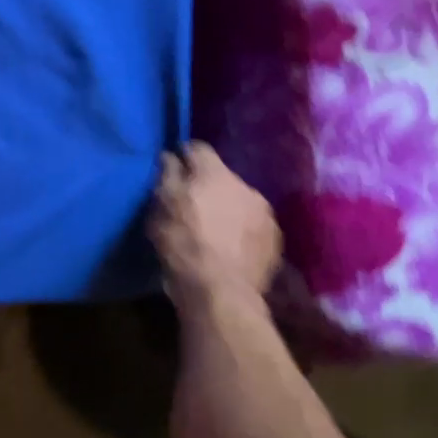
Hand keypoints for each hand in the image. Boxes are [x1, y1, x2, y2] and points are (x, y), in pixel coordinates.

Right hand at [149, 141, 281, 310]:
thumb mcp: (160, 204)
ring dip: (225, 204)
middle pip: (220, 175)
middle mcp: (246, 187)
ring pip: (239, 198)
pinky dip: (239, 225)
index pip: (198, 148)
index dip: (182, 155)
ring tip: (210, 223)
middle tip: (188, 200)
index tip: (171, 167)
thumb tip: (171, 156)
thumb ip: (167, 175)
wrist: (220, 288)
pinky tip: (227, 240)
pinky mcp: (276, 239)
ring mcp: (266, 214)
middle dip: (205, 183)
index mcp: (215, 174)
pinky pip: (252, 221)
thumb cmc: (181, 240)